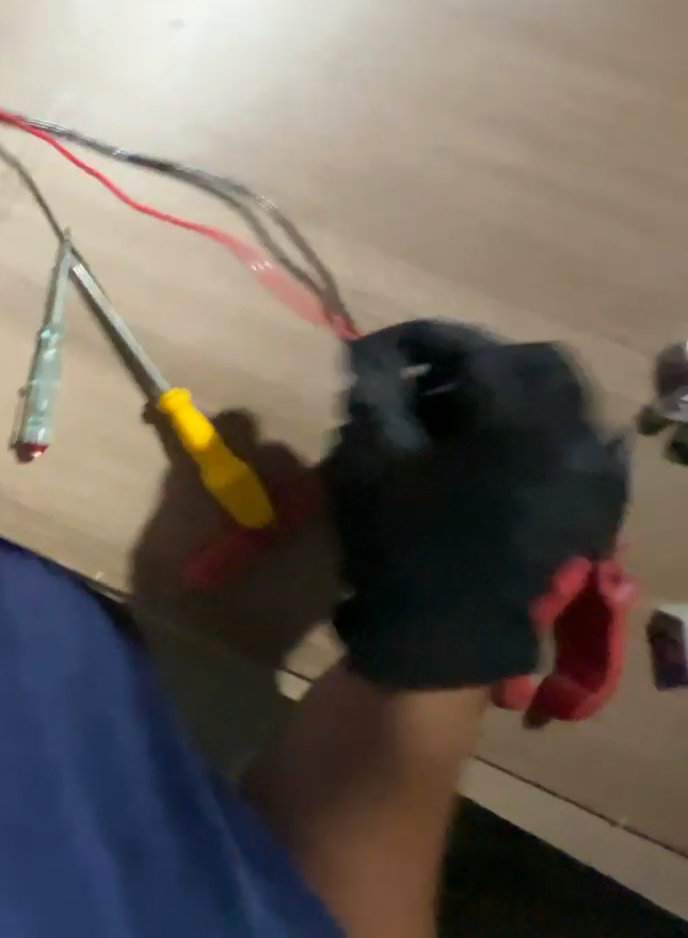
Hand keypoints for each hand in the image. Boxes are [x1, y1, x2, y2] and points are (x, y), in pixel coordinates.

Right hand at [324, 320, 627, 689]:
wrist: (445, 626)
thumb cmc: (398, 537)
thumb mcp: (369, 458)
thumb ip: (373, 393)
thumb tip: (365, 349)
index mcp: (519, 422)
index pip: (476, 348)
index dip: (420, 338)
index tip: (373, 347)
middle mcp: (577, 434)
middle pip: (534, 363)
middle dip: (468, 360)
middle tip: (411, 380)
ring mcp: (597, 471)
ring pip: (559, 400)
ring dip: (499, 394)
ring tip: (439, 419)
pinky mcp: (595, 501)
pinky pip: (574, 441)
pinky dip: (526, 430)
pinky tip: (481, 453)